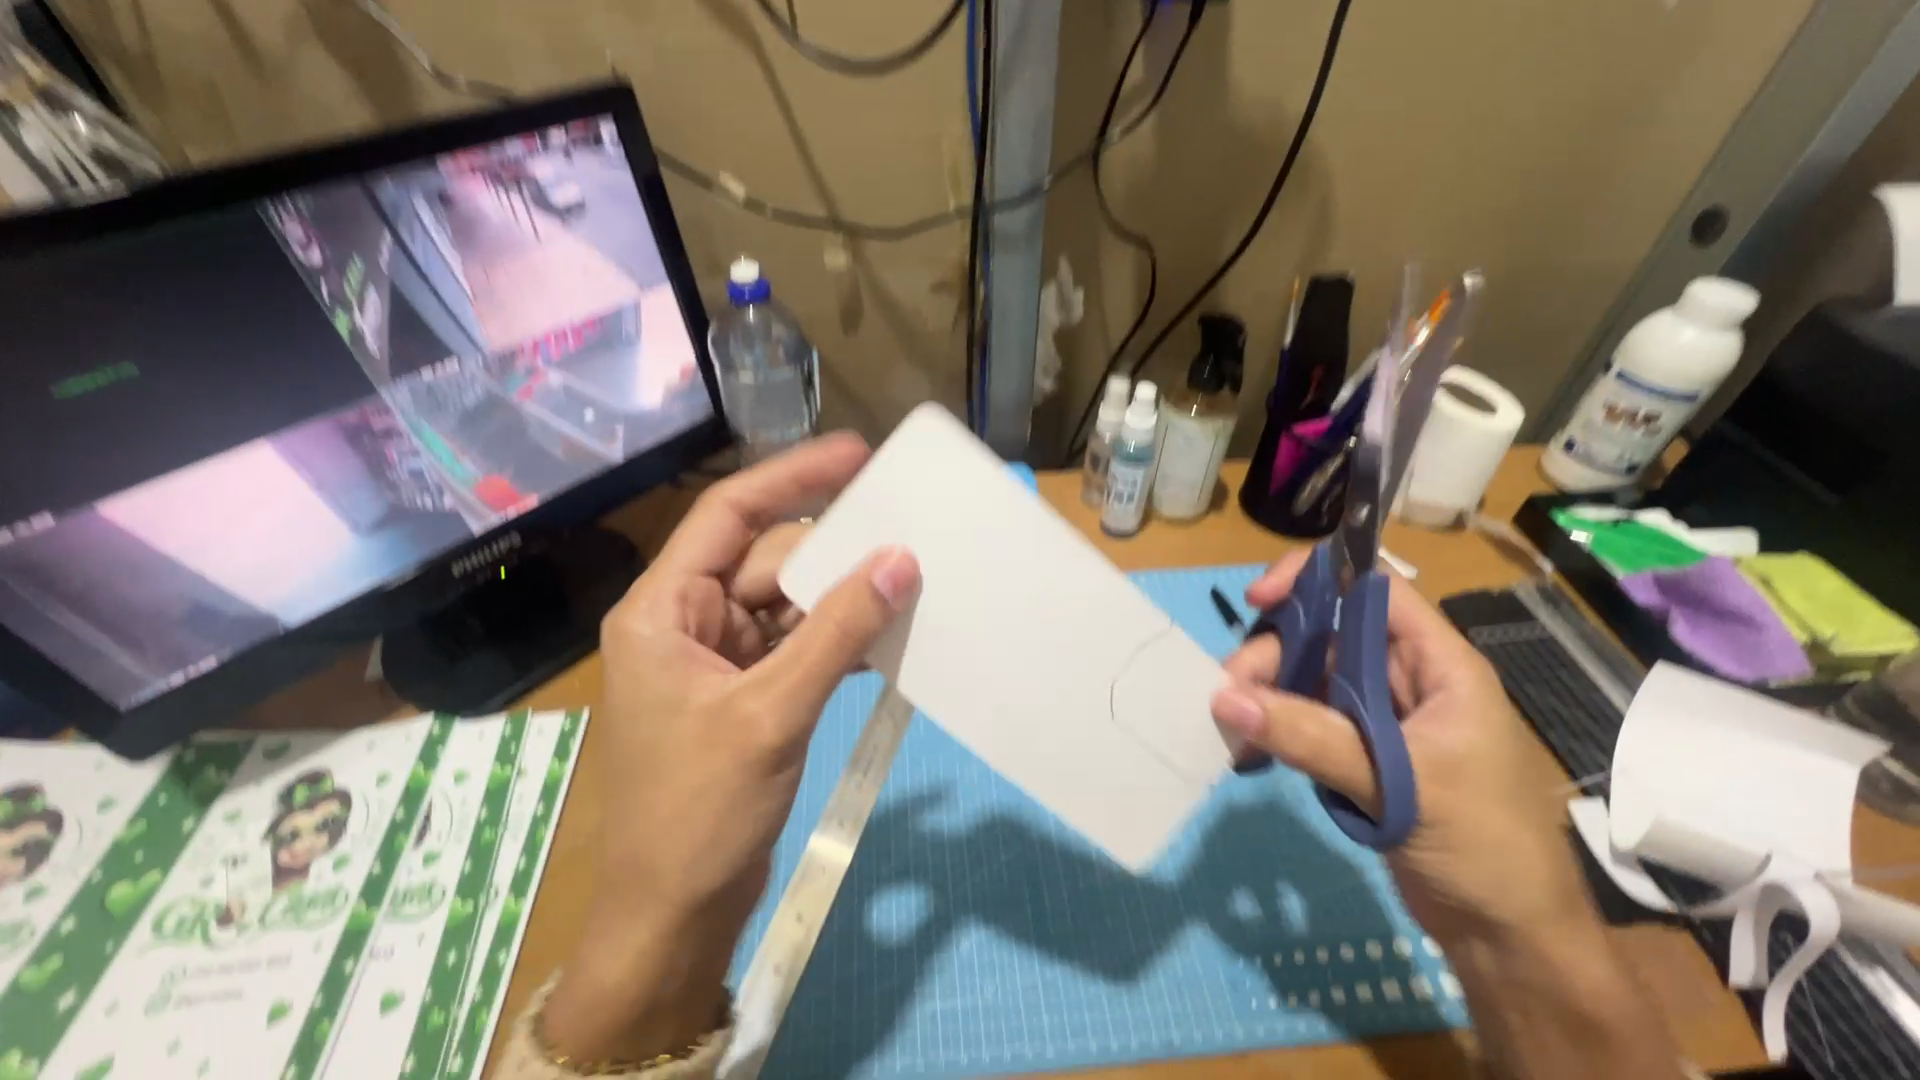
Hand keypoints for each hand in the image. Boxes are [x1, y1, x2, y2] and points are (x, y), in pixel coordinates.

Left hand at [545, 435, 919, 1060]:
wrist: (673, 915)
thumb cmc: (697, 811)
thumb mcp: (770, 712)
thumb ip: (836, 633)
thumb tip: (900, 561)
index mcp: (664, 610)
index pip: (728, 515)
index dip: (792, 478)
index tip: (857, 455)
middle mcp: (689, 622)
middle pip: (770, 561)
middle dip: (835, 553)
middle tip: (910, 536)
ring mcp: (720, 661)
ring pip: (791, 607)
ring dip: (844, 602)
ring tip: (913, 585)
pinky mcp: (748, 697)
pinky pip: (800, 649)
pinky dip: (839, 644)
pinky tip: (888, 642)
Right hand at [1209, 549, 1592, 946]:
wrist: (1508, 934)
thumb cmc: (1481, 843)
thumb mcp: (1397, 781)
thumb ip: (1310, 736)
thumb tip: (1224, 698)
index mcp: (1438, 664)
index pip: (1373, 589)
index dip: (1315, 578)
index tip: (1257, 600)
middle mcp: (1406, 680)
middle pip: (1326, 634)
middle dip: (1274, 652)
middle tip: (1228, 692)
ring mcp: (1380, 719)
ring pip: (1308, 678)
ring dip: (1266, 693)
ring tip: (1231, 726)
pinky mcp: (1359, 755)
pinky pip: (1305, 722)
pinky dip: (1274, 727)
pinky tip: (1247, 749)